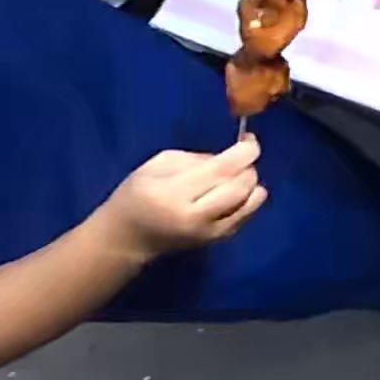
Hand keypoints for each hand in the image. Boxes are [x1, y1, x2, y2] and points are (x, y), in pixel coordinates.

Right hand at [95, 139, 267, 262]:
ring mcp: (210, 232)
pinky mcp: (218, 241)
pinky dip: (249, 199)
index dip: (246, 151)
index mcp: (173, 193)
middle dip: (249, 166)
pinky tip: (235, 192)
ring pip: (251, 203)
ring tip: (236, 176)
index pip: (223, 170)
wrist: (126, 239)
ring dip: (252, 184)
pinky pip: (248, 215)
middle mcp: (196, 216)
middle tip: (240, 158)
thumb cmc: (136, 196)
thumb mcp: (157, 166)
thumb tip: (232, 156)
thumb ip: (197, 159)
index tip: (249, 139)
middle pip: (242, 186)